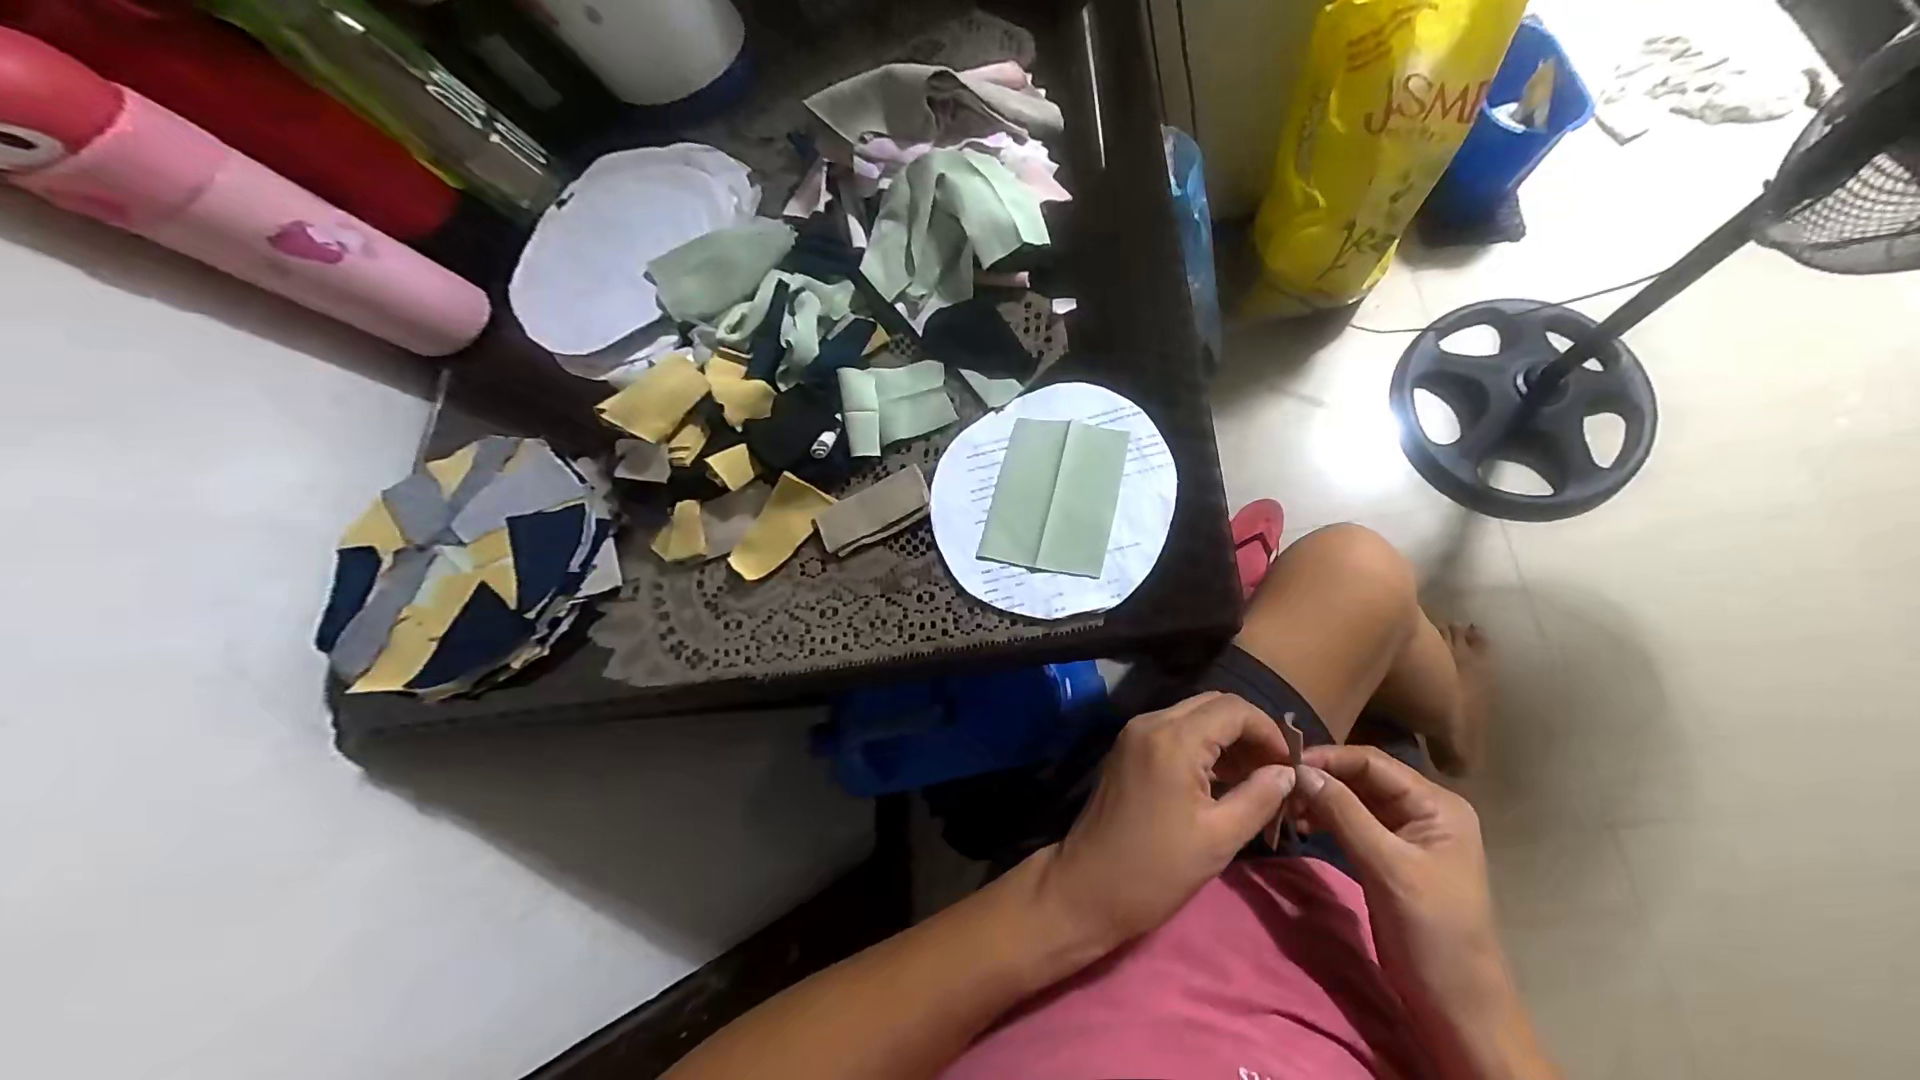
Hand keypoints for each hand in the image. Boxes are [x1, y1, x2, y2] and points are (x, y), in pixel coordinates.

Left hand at [1038, 692, 1295, 951]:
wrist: (1086, 887)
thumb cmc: (1155, 869)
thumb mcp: (1219, 837)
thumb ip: (1259, 796)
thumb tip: (1288, 772)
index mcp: (1173, 738)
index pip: (1234, 708)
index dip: (1269, 731)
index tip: (1291, 766)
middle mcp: (1150, 723)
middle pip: (1213, 705)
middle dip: (1249, 732)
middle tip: (1275, 772)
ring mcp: (1134, 734)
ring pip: (1193, 716)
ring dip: (1226, 739)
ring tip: (1256, 780)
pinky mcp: (1126, 749)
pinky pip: (1173, 731)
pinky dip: (1201, 746)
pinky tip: (1222, 781)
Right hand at [1296, 746, 1552, 1078]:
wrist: (1456, 1004)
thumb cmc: (1433, 932)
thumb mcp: (1388, 868)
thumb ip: (1344, 813)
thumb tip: (1300, 770)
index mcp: (1437, 805)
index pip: (1373, 762)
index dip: (1328, 759)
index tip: (1284, 764)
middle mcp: (1422, 809)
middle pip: (1361, 777)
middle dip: (1320, 778)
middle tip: (1277, 785)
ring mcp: (1405, 832)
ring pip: (1351, 798)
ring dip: (1318, 798)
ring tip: (1284, 806)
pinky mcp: (1387, 853)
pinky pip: (1349, 821)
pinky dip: (1323, 818)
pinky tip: (1299, 824)